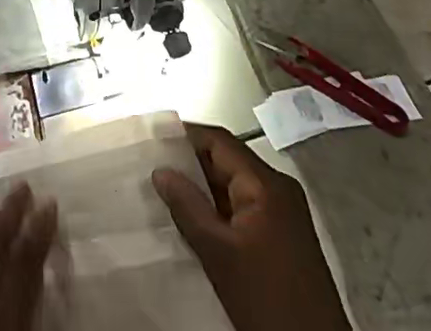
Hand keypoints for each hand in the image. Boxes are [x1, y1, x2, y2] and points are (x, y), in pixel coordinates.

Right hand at [152, 124, 349, 330]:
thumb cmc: (266, 297)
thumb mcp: (218, 251)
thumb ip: (187, 206)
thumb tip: (161, 171)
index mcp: (266, 185)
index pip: (219, 141)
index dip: (184, 135)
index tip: (150, 138)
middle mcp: (278, 190)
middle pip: (226, 160)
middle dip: (187, 163)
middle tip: (148, 166)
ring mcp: (282, 214)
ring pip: (231, 185)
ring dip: (199, 188)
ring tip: (161, 191)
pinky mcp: (280, 236)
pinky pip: (240, 207)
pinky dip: (214, 208)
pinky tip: (189, 219)